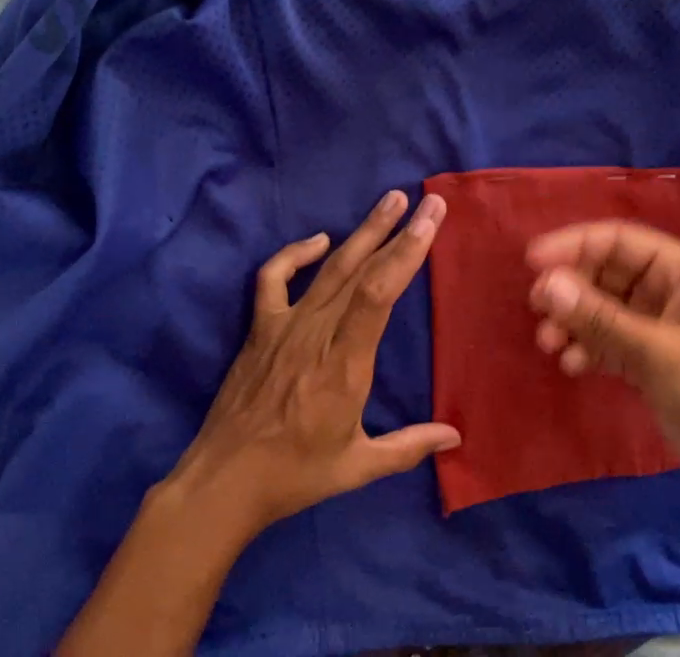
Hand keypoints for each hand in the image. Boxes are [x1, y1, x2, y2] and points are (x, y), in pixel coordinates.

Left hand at [161, 190, 461, 537]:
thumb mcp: (358, 467)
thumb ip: (409, 446)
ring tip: (388, 200)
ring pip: (328, 269)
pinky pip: (274, 279)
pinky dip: (294, 254)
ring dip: (361, 232)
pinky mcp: (259, 328)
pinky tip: (319, 241)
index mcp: (345, 364)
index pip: (380, 293)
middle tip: (426, 200)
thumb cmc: (295, 474)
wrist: (225, 479)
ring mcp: (284, 326)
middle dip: (397, 232)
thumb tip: (454, 437)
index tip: (430, 220)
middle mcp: (316, 333)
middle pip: (360, 270)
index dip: (407, 251)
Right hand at [525, 221, 679, 498]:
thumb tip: (546, 284)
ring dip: (574, 322)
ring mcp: (660, 327)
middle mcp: (669, 290)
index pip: (618, 240)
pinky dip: (588, 348)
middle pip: (606, 273)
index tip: (532, 263)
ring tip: (549, 344)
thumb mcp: (657, 349)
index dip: (573, 245)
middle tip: (536, 309)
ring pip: (603, 310)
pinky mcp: (652, 361)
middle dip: (570, 289)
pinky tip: (572, 365)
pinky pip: (609, 341)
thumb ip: (599, 317)